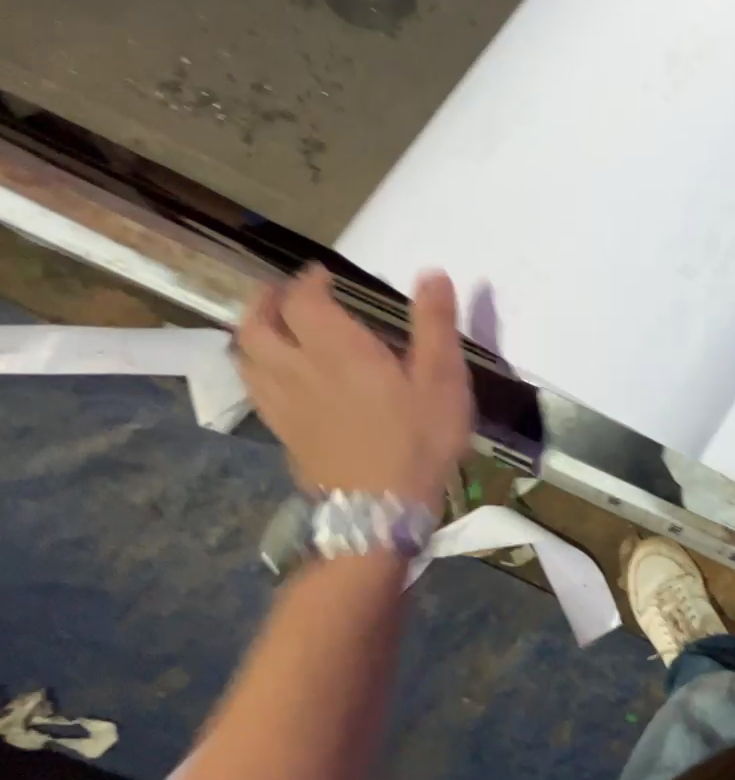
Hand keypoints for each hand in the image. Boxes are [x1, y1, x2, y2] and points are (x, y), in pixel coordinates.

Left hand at [236, 265, 472, 505]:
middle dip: (265, 302)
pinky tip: (280, 373)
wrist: (378, 507)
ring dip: (253, 332)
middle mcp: (298, 370)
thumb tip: (431, 273)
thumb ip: (434, 323)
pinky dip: (258, 365)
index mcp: (338, 350)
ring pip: (246, 357)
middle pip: (256, 326)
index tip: (323, 273)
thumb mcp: (443, 377)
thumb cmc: (419, 436)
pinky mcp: (283, 431)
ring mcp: (283, 404)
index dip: (308, 282)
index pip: (303, 302)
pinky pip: (255, 386)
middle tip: (284, 291)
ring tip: (274, 325)